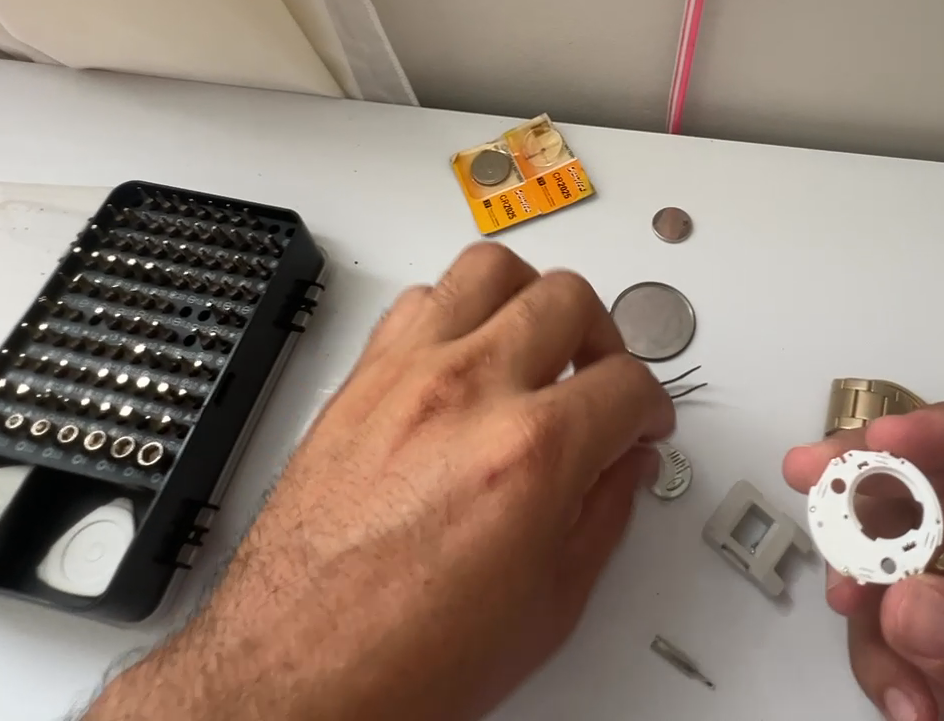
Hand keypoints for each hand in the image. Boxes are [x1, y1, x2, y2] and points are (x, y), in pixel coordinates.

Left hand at [89, 244, 674, 720]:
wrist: (293, 675)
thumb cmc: (402, 660)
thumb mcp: (549, 603)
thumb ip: (604, 510)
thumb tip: (626, 458)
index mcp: (528, 452)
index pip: (627, 382)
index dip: (651, 404)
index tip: (642, 419)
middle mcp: (468, 392)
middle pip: (569, 299)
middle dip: (605, 337)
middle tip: (600, 374)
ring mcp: (408, 374)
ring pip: (491, 269)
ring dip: (531, 297)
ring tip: (537, 339)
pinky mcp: (362, 377)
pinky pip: (421, 298)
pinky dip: (459, 311)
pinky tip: (468, 351)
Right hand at [783, 395, 943, 720]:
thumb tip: (906, 604)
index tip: (881, 439)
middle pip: (931, 485)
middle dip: (869, 481)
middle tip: (809, 476)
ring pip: (894, 555)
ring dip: (864, 579)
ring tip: (856, 615)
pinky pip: (890, 634)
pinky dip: (879, 660)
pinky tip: (908, 707)